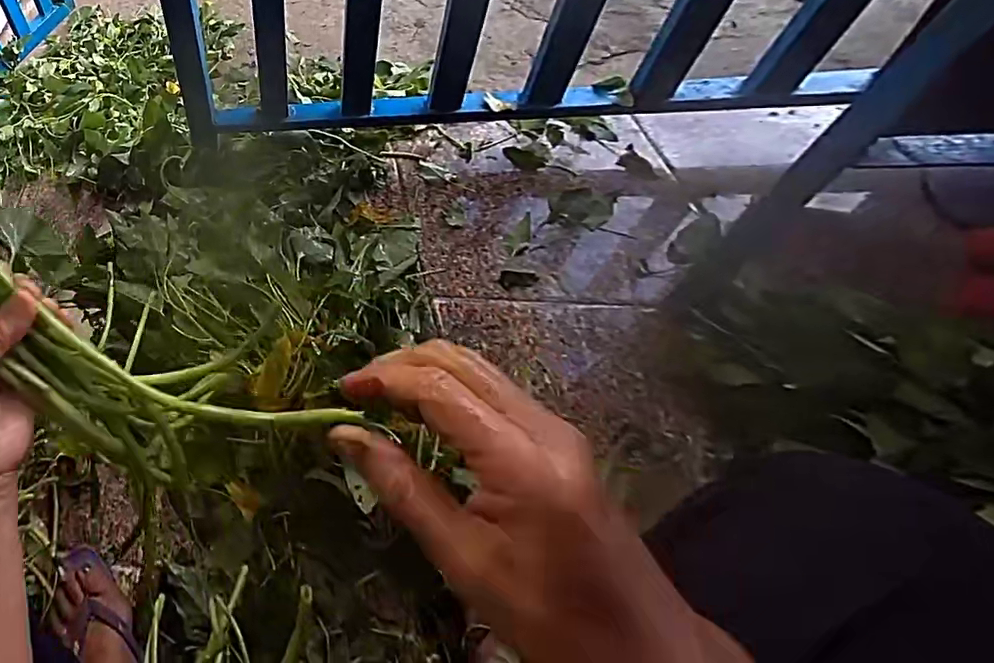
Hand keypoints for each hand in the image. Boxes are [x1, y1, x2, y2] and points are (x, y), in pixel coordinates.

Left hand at [0, 279, 51, 499]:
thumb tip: (27, 295)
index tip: (10, 278)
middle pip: (3, 306)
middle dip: (21, 296)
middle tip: (35, 296)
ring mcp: (7, 357)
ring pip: (28, 323)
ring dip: (43, 313)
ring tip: (54, 312)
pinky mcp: (33, 373)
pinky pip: (48, 347)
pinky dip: (60, 335)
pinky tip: (67, 326)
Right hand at [330, 341, 747, 662]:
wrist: (650, 652)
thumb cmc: (551, 619)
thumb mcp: (465, 561)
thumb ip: (401, 488)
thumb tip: (344, 435)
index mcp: (521, 459)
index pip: (439, 387)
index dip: (384, 379)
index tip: (344, 391)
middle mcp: (543, 427)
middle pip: (457, 361)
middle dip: (399, 364)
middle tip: (359, 389)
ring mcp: (556, 428)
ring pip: (475, 366)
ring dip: (422, 369)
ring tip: (381, 394)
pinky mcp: (559, 437)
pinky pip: (491, 387)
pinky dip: (447, 384)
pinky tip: (424, 410)